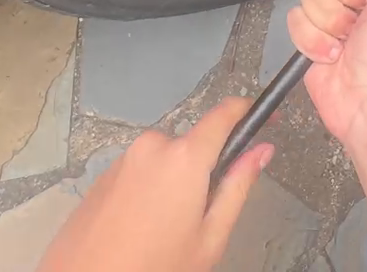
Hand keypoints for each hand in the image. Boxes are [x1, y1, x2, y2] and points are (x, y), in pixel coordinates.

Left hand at [36, 97, 271, 271]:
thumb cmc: (154, 270)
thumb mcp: (208, 240)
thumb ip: (238, 187)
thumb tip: (263, 148)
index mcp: (185, 156)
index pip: (226, 113)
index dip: (250, 111)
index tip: (267, 121)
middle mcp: (154, 144)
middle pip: (194, 144)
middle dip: (204, 170)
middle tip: (200, 218)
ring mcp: (123, 159)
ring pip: (165, 161)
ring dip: (174, 183)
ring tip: (162, 234)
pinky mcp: (99, 178)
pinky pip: (138, 174)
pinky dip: (147, 193)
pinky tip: (135, 234)